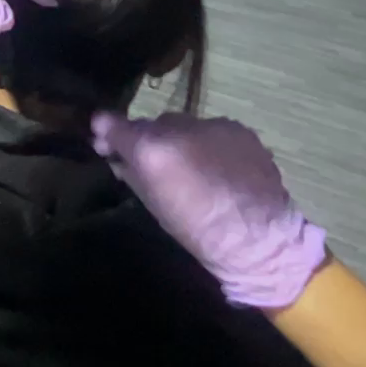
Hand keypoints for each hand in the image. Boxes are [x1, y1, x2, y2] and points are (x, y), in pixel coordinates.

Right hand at [91, 112, 326, 308]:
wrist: (261, 243)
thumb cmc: (196, 231)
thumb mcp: (150, 202)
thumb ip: (128, 169)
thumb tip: (114, 151)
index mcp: (152, 149)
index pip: (114, 124)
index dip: (107, 132)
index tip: (105, 144)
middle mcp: (179, 127)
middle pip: (150, 124)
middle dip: (146, 139)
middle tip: (151, 162)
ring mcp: (212, 125)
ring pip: (181, 123)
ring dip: (178, 139)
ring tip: (189, 164)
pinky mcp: (239, 129)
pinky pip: (211, 129)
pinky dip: (206, 142)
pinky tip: (216, 165)